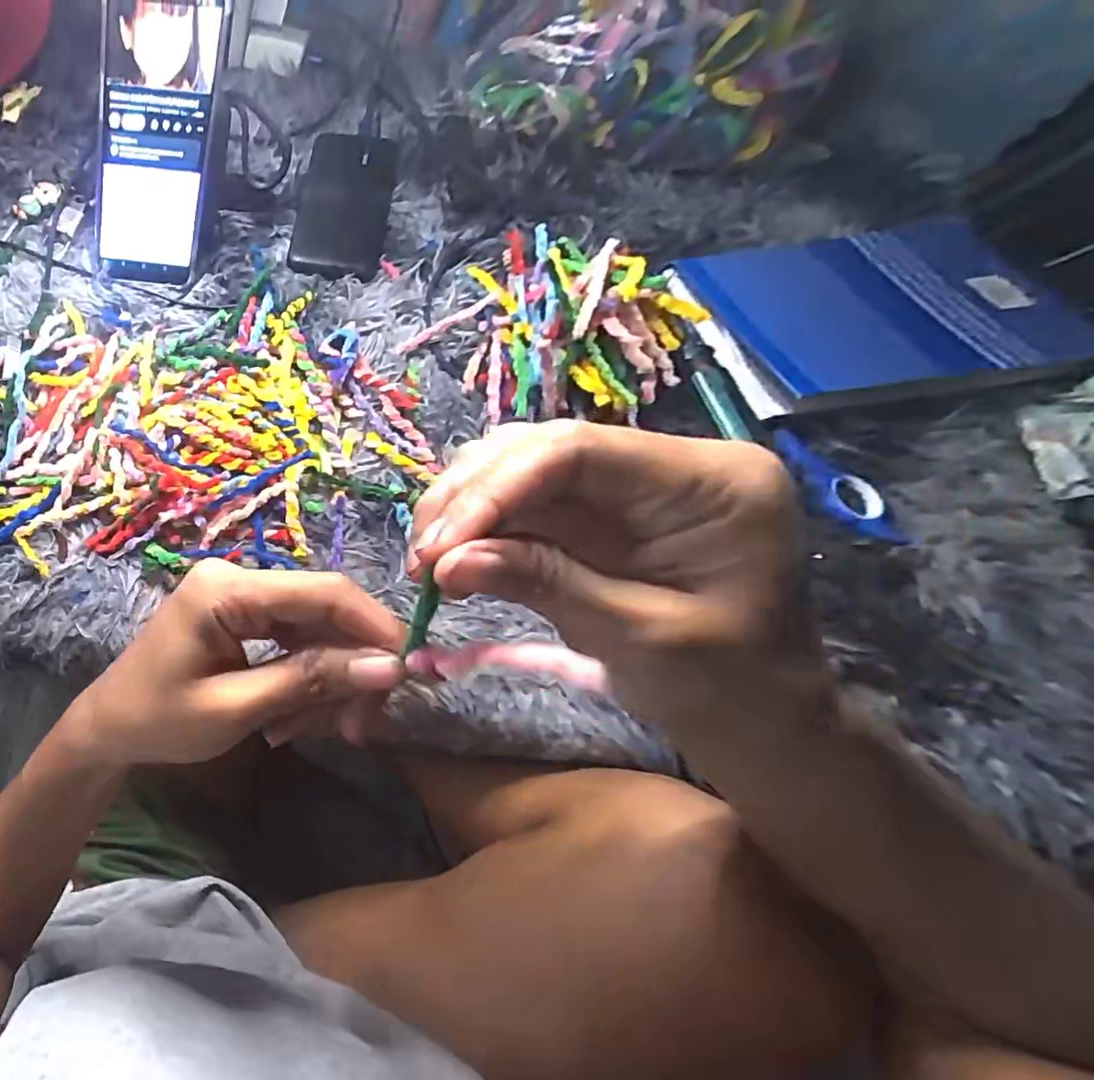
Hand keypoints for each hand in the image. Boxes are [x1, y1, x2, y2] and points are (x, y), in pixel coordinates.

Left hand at [56, 561, 408, 766]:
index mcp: (225, 588)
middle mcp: (234, 579)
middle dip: (350, 667)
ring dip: (327, 681)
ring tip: (319, 732)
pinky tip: (293, 720)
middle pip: (322, 610)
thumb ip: (309, 682)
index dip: (374, 628)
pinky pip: (289, 641)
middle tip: (360, 727)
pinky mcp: (236, 617)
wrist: (107, 727)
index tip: (408, 676)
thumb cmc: (157, 720)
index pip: (322, 592)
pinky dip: (303, 680)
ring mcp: (235, 596)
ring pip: (311, 630)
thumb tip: (387, 667)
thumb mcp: (235, 708)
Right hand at [406, 421, 831, 730]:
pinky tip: (449, 561)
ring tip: (428, 564)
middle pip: (534, 449)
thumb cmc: (725, 685)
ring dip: (459, 510)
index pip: (575, 451)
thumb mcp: (638, 637)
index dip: (494, 490)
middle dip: (467, 499)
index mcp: (705, 481)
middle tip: (422, 560)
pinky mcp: (588, 513)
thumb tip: (447, 563)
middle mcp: (658, 466)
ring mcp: (618, 488)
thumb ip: (544, 585)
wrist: (757, 718)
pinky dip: (473, 530)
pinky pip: (514, 503)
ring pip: (512, 467)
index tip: (439, 547)